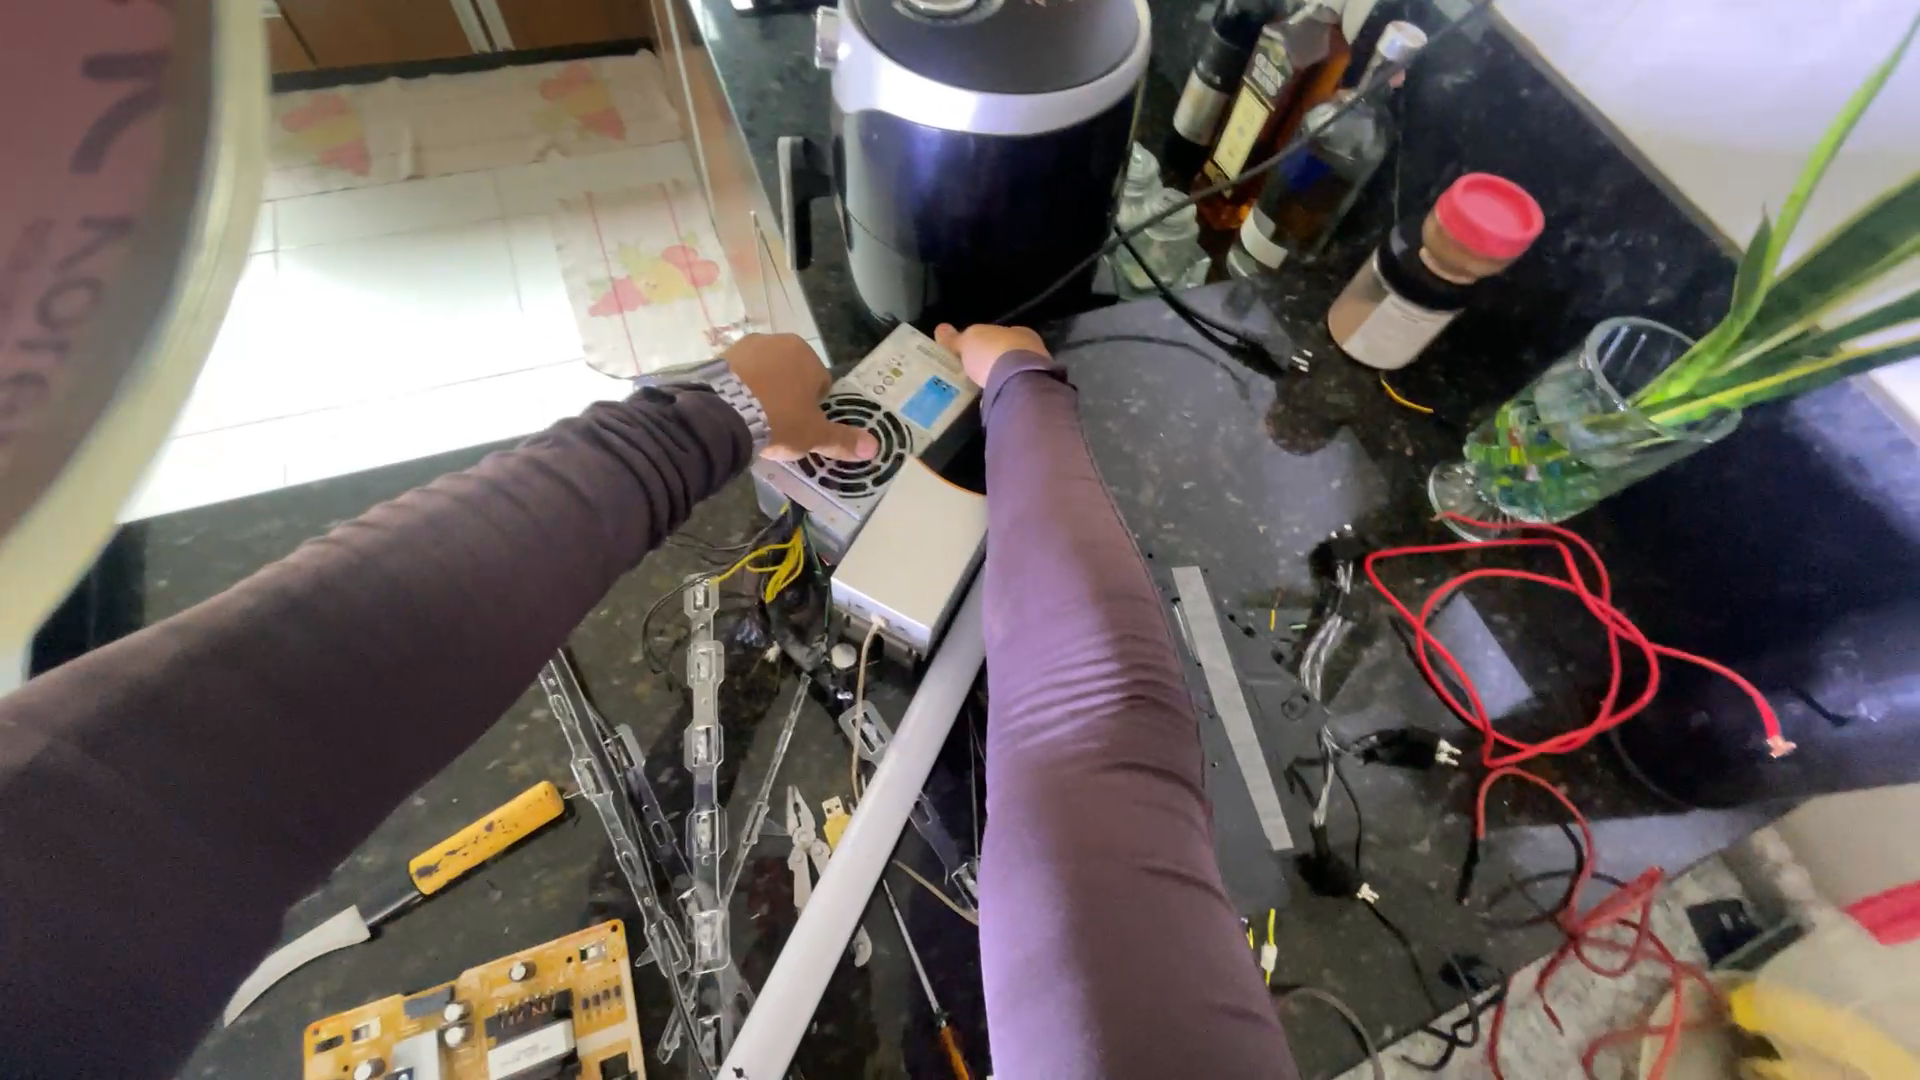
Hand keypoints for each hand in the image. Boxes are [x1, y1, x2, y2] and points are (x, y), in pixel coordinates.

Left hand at [723, 334, 877, 461]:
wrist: (723, 413)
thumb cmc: (779, 420)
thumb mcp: (814, 435)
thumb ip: (843, 440)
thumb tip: (874, 447)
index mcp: (807, 355)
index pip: (820, 383)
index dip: (814, 408)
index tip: (802, 426)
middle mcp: (779, 341)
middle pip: (792, 374)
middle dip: (788, 396)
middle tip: (779, 424)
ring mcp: (747, 346)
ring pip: (765, 373)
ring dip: (764, 390)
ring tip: (755, 418)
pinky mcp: (720, 355)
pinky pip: (739, 375)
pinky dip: (740, 389)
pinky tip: (736, 410)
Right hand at [935, 323, 1049, 387]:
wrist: (1018, 383)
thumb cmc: (994, 352)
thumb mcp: (968, 340)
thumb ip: (955, 338)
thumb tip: (941, 328)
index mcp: (1019, 332)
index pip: (999, 335)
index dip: (983, 343)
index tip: (969, 353)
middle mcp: (1031, 352)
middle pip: (1005, 356)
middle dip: (990, 364)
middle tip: (971, 374)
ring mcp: (1034, 375)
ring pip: (1011, 377)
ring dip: (996, 382)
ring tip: (977, 391)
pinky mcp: (1031, 396)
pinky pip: (1012, 394)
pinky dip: (1001, 396)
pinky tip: (989, 402)